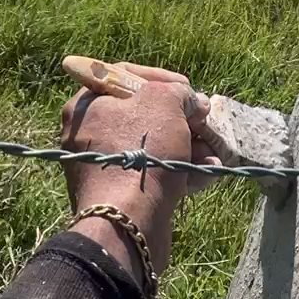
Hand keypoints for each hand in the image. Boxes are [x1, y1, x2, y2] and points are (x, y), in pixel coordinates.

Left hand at [58, 63, 217, 281]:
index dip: (160, 77)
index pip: (124, 76)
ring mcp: (104, 167)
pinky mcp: (120, 196)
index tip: (186, 86)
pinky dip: (179, 170)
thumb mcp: (165, 101)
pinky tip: (207, 171)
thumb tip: (194, 103)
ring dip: (187, 145)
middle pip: (142, 114)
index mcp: (86, 106)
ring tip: (213, 150)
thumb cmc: (141, 149)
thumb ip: (180, 93)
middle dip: (180, 118)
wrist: (129, 222)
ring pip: (152, 146)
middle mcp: (89, 135)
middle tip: (203, 120)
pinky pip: (151, 173)